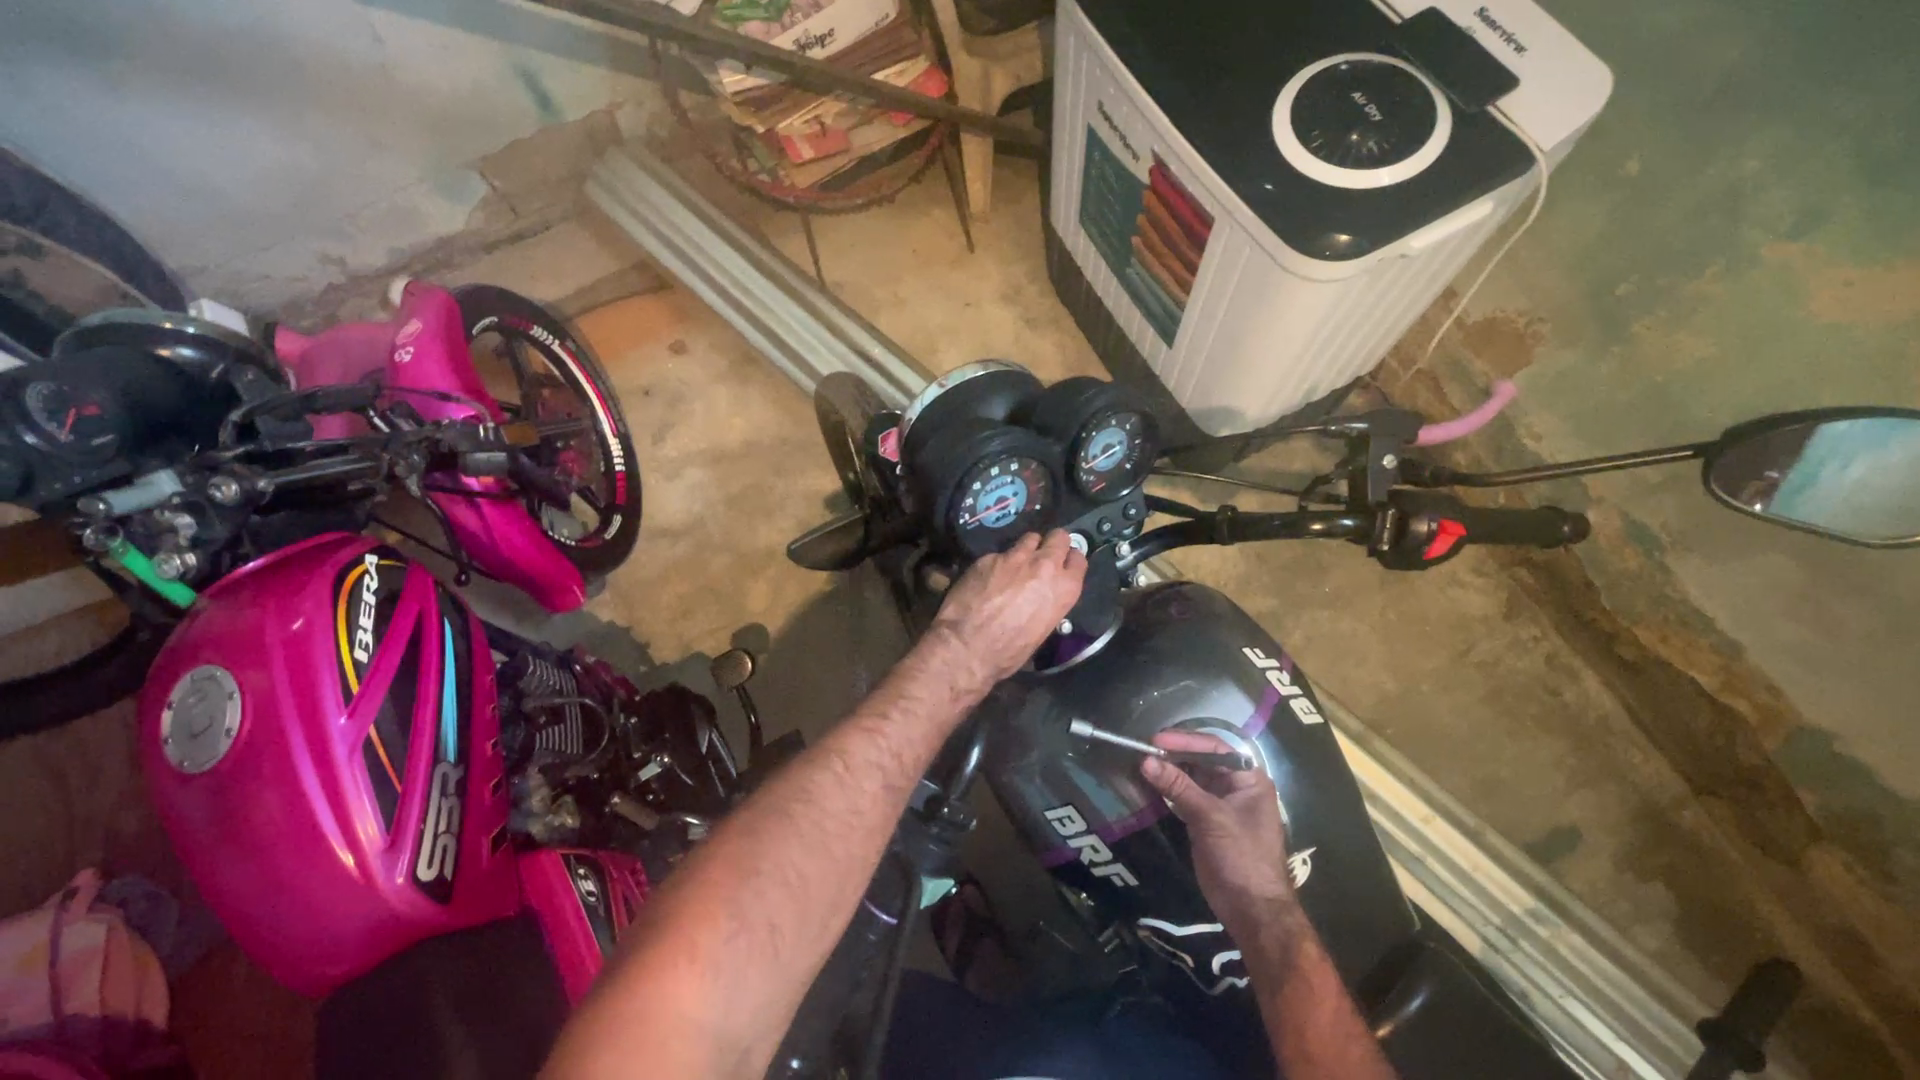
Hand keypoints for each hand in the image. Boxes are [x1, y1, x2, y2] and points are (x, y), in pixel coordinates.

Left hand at [928, 530, 1085, 690]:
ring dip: (1026, 549)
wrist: (967, 646)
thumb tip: (1041, 598)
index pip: (1078, 558)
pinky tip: (987, 579)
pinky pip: (999, 554)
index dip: (1069, 560)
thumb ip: (1049, 603)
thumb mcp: (1043, 630)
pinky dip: (997, 564)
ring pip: (1030, 538)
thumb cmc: (1010, 651)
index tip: (1063, 565)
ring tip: (1016, 564)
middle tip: (1042, 557)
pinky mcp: (988, 557)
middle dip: (1052, 544)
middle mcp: (1044, 565)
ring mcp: (1015, 557)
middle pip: (1058, 537)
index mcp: (1064, 588)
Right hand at [1140, 731, 1296, 940]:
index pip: (1215, 748)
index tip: (1155, 740)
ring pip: (1192, 779)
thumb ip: (1179, 787)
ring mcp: (1221, 805)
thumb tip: (1146, 761)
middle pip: (1202, 761)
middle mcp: (1236, 787)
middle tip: (1144, 750)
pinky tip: (1149, 785)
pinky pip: (1186, 798)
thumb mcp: (1211, 817)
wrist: (1251, 908)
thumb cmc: (1241, 856)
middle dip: (1174, 755)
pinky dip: (1169, 791)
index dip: (1185, 741)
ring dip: (1169, 772)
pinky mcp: (1206, 823)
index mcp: (1249, 779)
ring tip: (1142, 764)